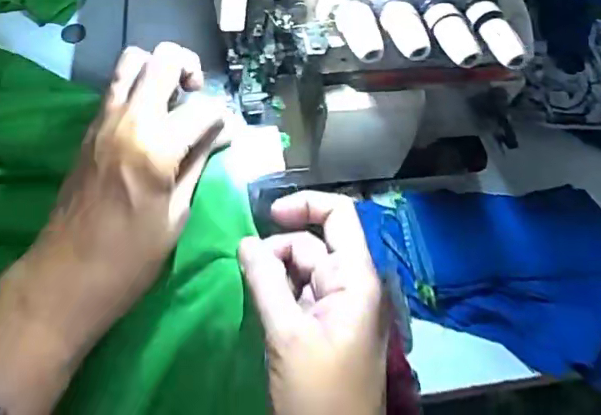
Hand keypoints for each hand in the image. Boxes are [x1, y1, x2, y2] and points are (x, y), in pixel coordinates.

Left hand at [0, 43, 225, 413]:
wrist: (63, 278)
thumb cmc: (128, 260)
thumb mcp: (176, 216)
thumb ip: (198, 163)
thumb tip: (220, 134)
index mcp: (155, 146)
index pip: (204, 107)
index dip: (222, 117)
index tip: (226, 133)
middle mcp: (129, 119)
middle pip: (164, 59)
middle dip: (190, 68)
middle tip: (197, 96)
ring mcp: (105, 118)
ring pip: (133, 59)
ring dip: (158, 68)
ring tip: (171, 96)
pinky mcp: (90, 126)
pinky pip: (116, 84)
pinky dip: (137, 85)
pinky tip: (149, 116)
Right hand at [237, 192, 387, 414]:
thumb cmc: (318, 395)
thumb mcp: (287, 336)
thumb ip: (266, 282)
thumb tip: (244, 241)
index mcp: (355, 278)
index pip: (339, 215)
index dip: (305, 205)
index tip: (268, 215)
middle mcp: (352, 286)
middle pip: (314, 244)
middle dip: (279, 249)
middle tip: (247, 269)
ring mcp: (340, 310)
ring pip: (304, 270)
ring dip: (276, 273)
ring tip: (250, 289)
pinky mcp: (327, 332)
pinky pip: (302, 296)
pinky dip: (280, 294)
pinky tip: (260, 306)